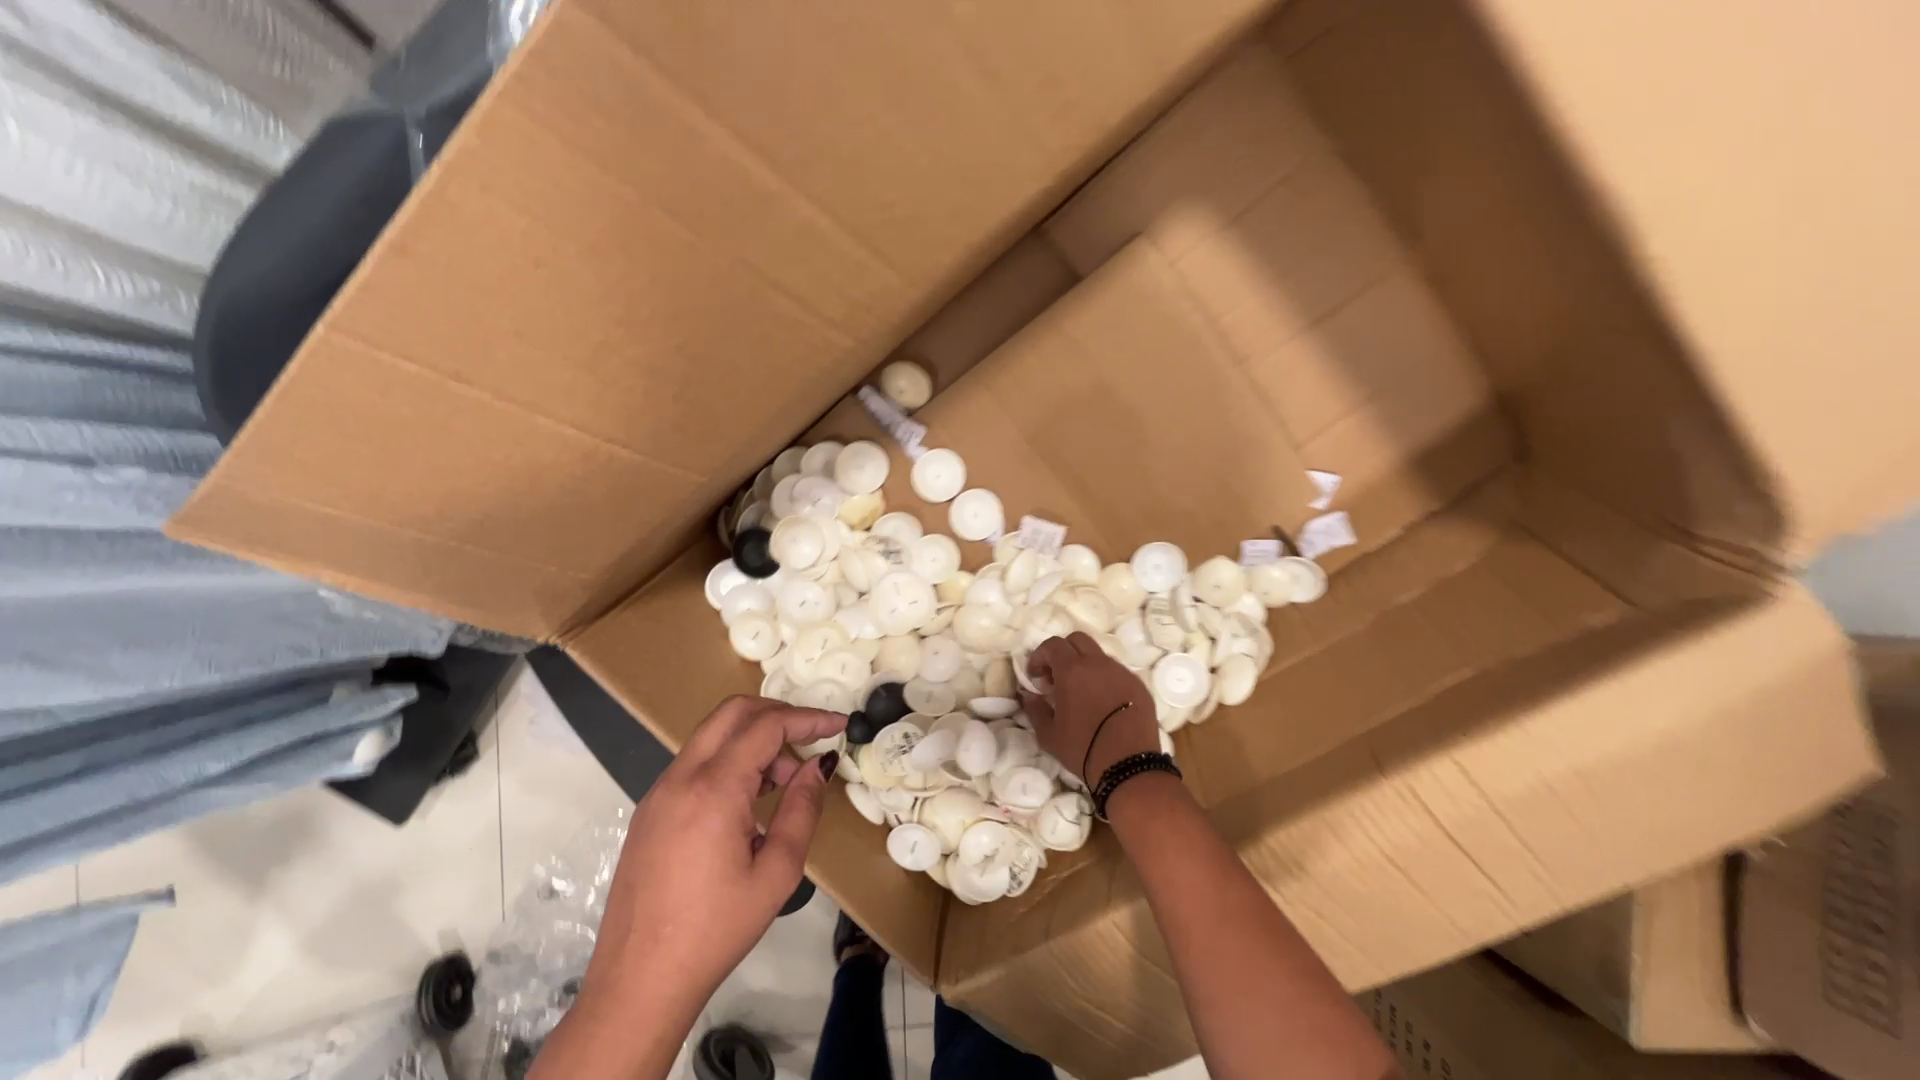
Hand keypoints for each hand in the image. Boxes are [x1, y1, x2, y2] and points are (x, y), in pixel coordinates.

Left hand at [579, 696, 844, 1021]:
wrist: (640, 978)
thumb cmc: (716, 930)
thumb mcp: (777, 873)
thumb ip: (802, 810)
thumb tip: (817, 767)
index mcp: (713, 789)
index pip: (766, 726)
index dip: (808, 718)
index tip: (839, 726)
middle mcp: (680, 778)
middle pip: (732, 713)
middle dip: (778, 715)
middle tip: (812, 739)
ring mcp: (659, 793)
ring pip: (711, 737)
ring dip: (753, 741)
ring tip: (786, 783)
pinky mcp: (650, 811)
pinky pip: (695, 765)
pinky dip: (729, 763)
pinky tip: (750, 803)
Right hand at [1022, 633, 1160, 785]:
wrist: (1129, 767)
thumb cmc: (1083, 749)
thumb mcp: (1049, 734)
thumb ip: (1035, 709)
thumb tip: (1028, 694)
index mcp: (1073, 671)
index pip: (1053, 645)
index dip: (1040, 656)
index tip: (1035, 676)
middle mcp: (1099, 664)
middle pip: (1078, 640)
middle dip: (1063, 653)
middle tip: (1056, 678)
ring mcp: (1123, 673)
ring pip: (1099, 656)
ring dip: (1085, 666)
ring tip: (1080, 693)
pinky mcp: (1139, 686)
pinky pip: (1117, 673)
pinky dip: (1104, 679)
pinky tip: (1103, 704)